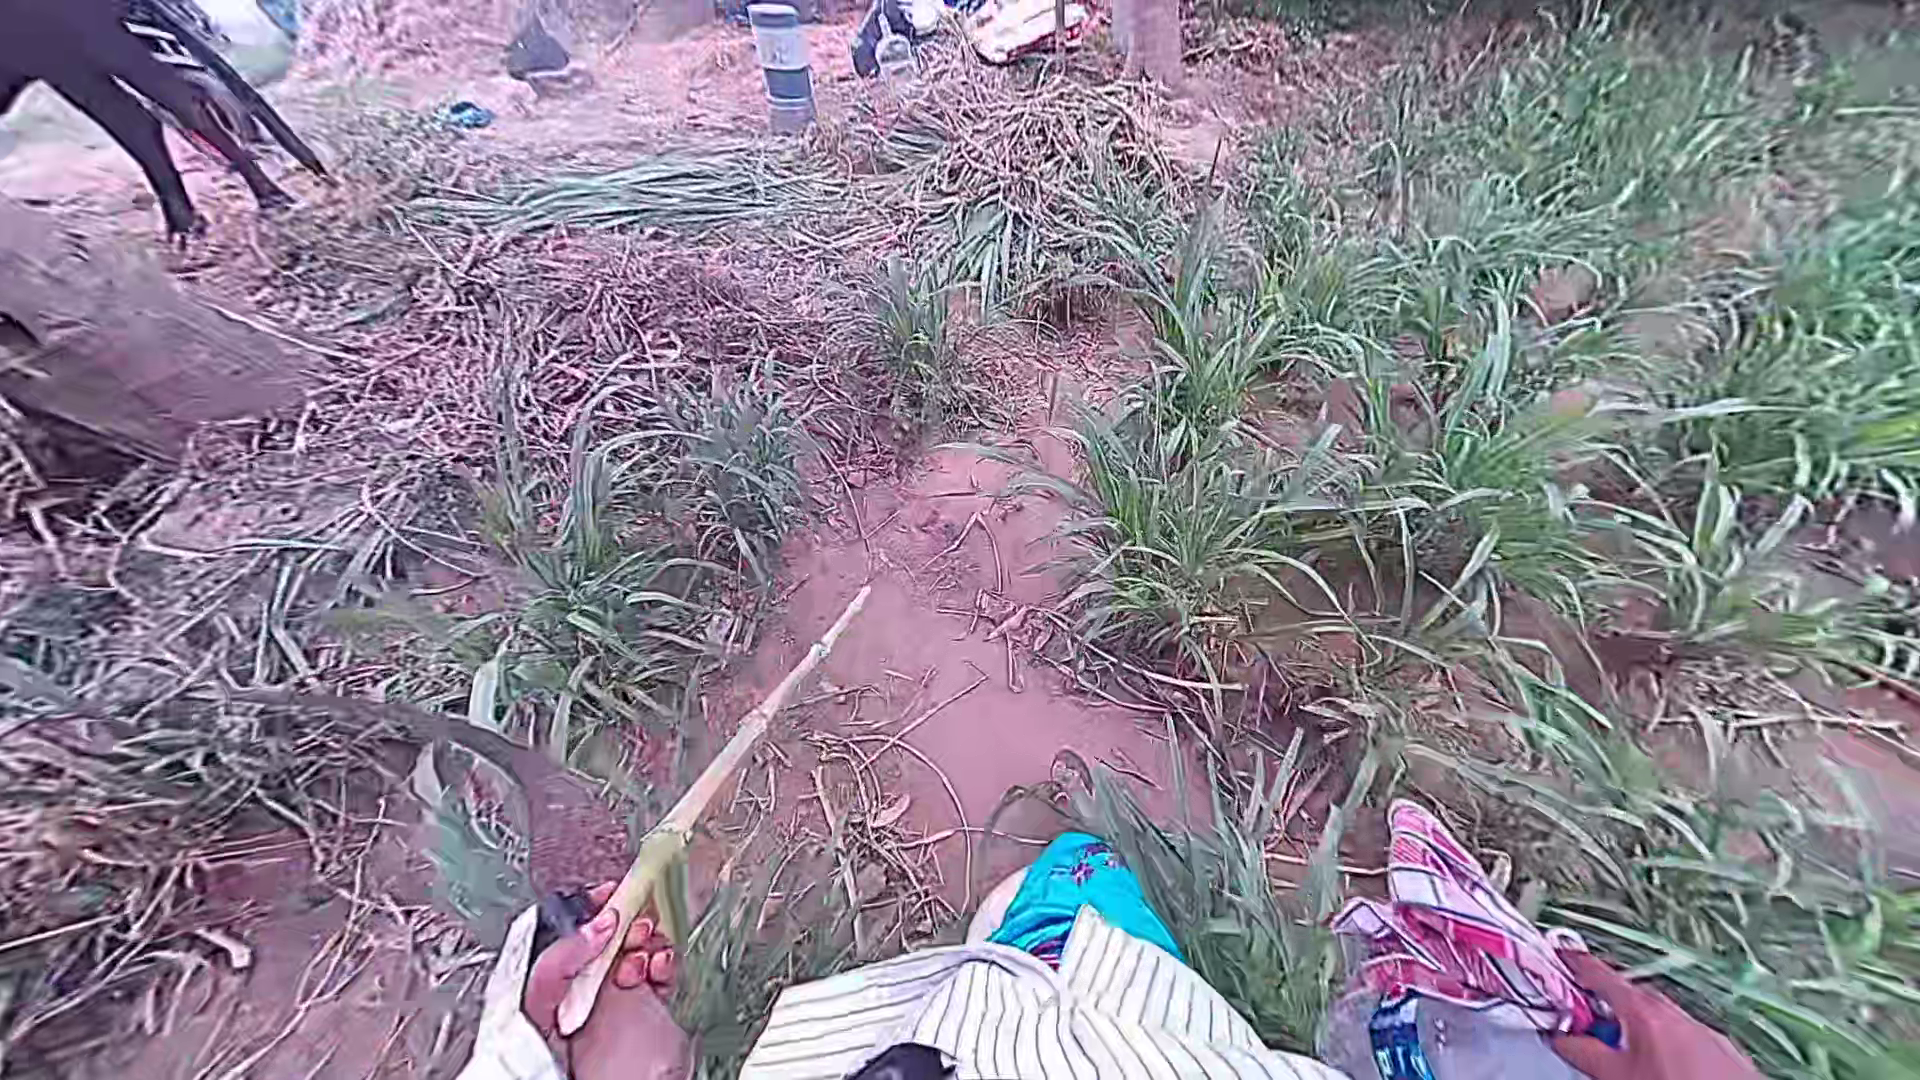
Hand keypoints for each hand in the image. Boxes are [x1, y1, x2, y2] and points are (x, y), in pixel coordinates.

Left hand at [523, 882, 690, 1079]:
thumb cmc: (550, 1079)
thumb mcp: (534, 1022)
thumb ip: (555, 970)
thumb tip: (597, 925)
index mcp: (543, 995)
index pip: (565, 935)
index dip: (587, 910)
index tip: (607, 895)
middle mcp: (581, 994)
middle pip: (609, 936)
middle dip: (626, 922)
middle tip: (631, 926)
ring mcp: (617, 1001)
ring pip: (640, 948)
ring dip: (649, 939)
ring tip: (644, 950)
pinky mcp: (650, 1009)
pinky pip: (663, 970)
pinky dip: (667, 960)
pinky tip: (660, 966)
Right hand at [1549, 950, 1761, 1079]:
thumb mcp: (1616, 1076)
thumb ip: (1581, 1050)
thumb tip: (1562, 1038)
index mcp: (1643, 1010)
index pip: (1596, 971)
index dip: (1572, 961)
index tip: (1559, 956)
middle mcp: (1677, 1015)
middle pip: (1630, 992)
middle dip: (1608, 999)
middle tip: (1590, 1016)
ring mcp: (1711, 1036)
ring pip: (1663, 1015)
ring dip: (1641, 1022)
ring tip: (1632, 1048)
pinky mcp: (1735, 1060)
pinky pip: (1691, 1036)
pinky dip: (1672, 1041)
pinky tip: (1673, 1066)